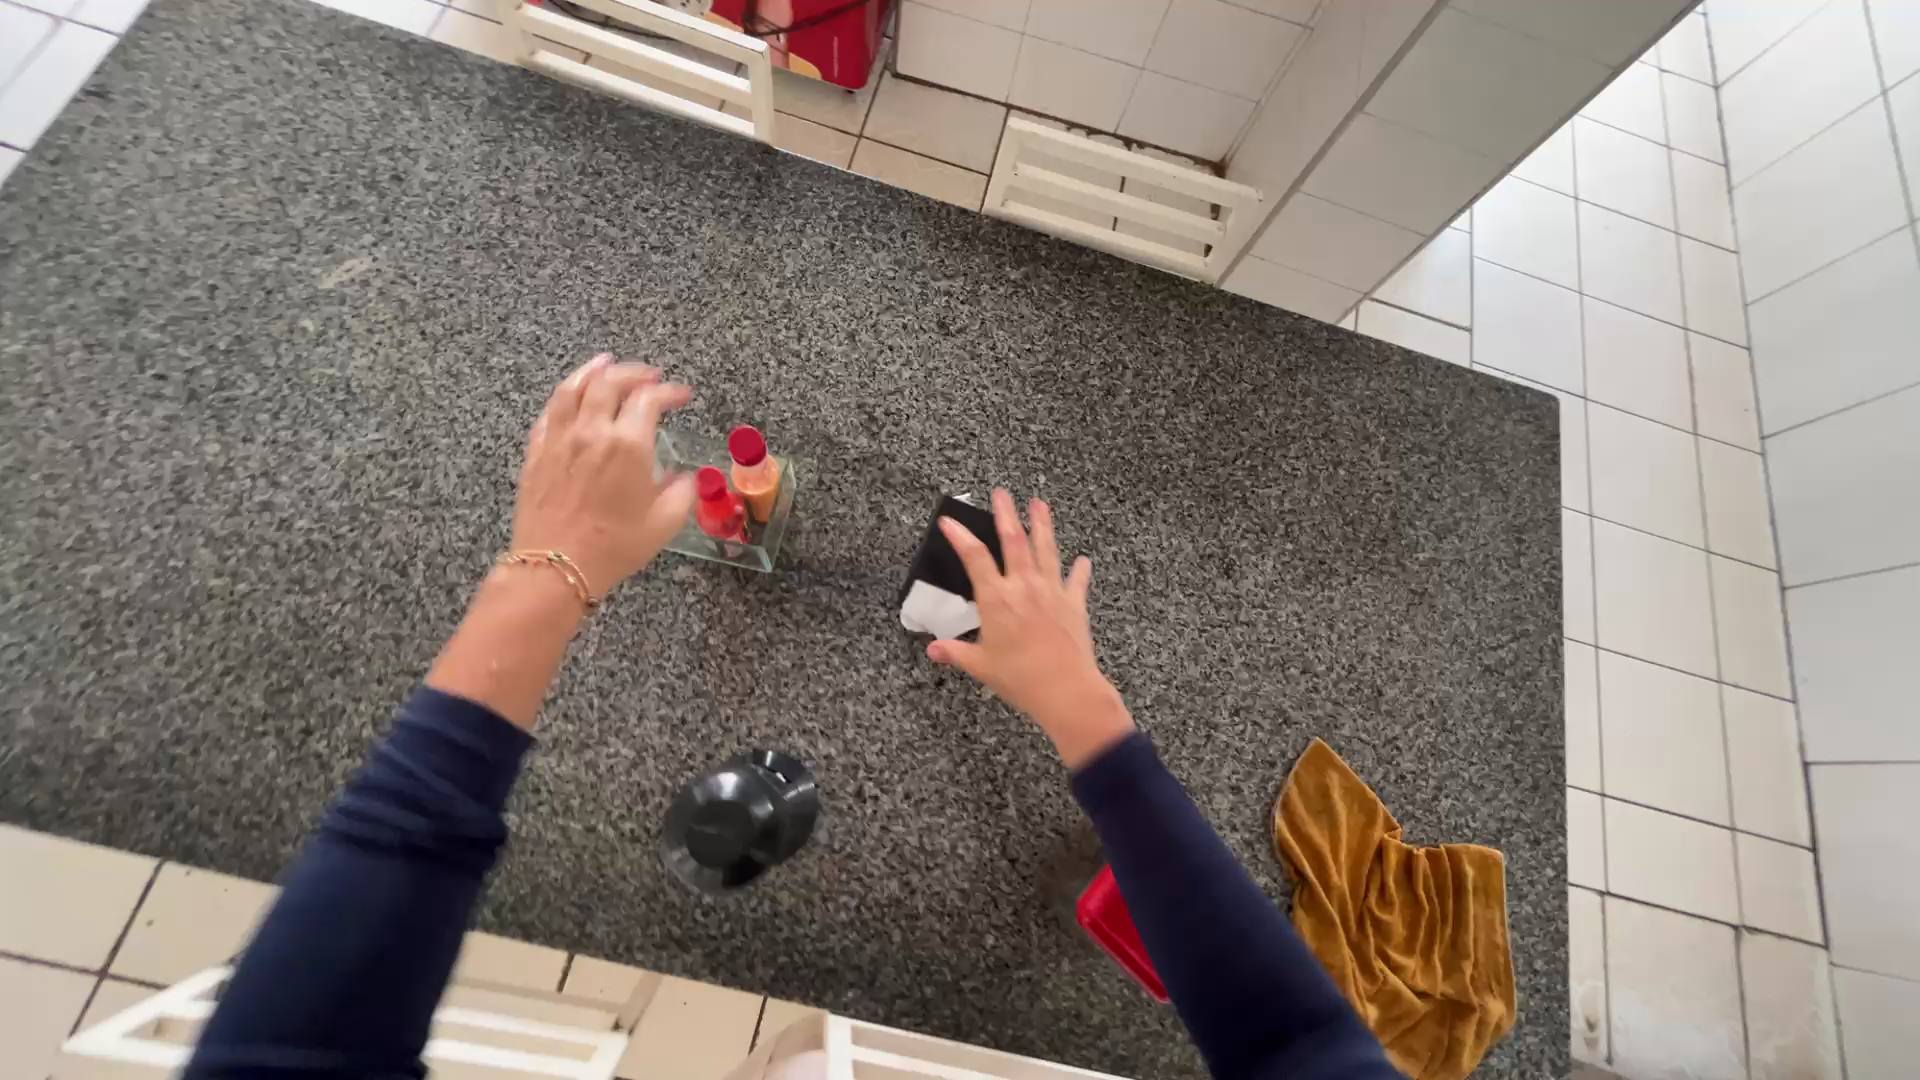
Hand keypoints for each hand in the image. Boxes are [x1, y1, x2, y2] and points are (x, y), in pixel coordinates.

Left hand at [510, 353, 696, 597]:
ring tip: (606, 363)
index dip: (669, 391)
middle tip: (650, 374)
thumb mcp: (667, 521)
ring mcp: (560, 439)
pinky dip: (565, 395)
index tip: (682, 395)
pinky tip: (572, 394)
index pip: (649, 399)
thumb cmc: (616, 546)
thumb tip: (686, 477)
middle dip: (634, 372)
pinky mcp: (537, 452)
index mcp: (629, 445)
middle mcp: (593, 432)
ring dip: (593, 370)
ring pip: (574, 388)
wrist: (557, 567)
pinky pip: (550, 411)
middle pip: (610, 382)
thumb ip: (683, 490)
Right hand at [927, 489, 1135, 768]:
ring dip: (1042, 524)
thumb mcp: (981, 666)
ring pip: (1046, 549)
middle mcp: (1024, 587)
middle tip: (1002, 493)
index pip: (974, 558)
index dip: (960, 537)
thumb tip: (934, 650)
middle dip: (1006, 513)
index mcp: (997, 600)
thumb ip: (955, 653)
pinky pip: (1077, 582)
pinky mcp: (1074, 605)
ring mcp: (1051, 592)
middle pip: (1013, 540)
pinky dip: (1079, 570)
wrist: (1065, 690)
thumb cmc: (1020, 678)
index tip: (950, 521)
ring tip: (1040, 503)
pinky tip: (1082, 560)